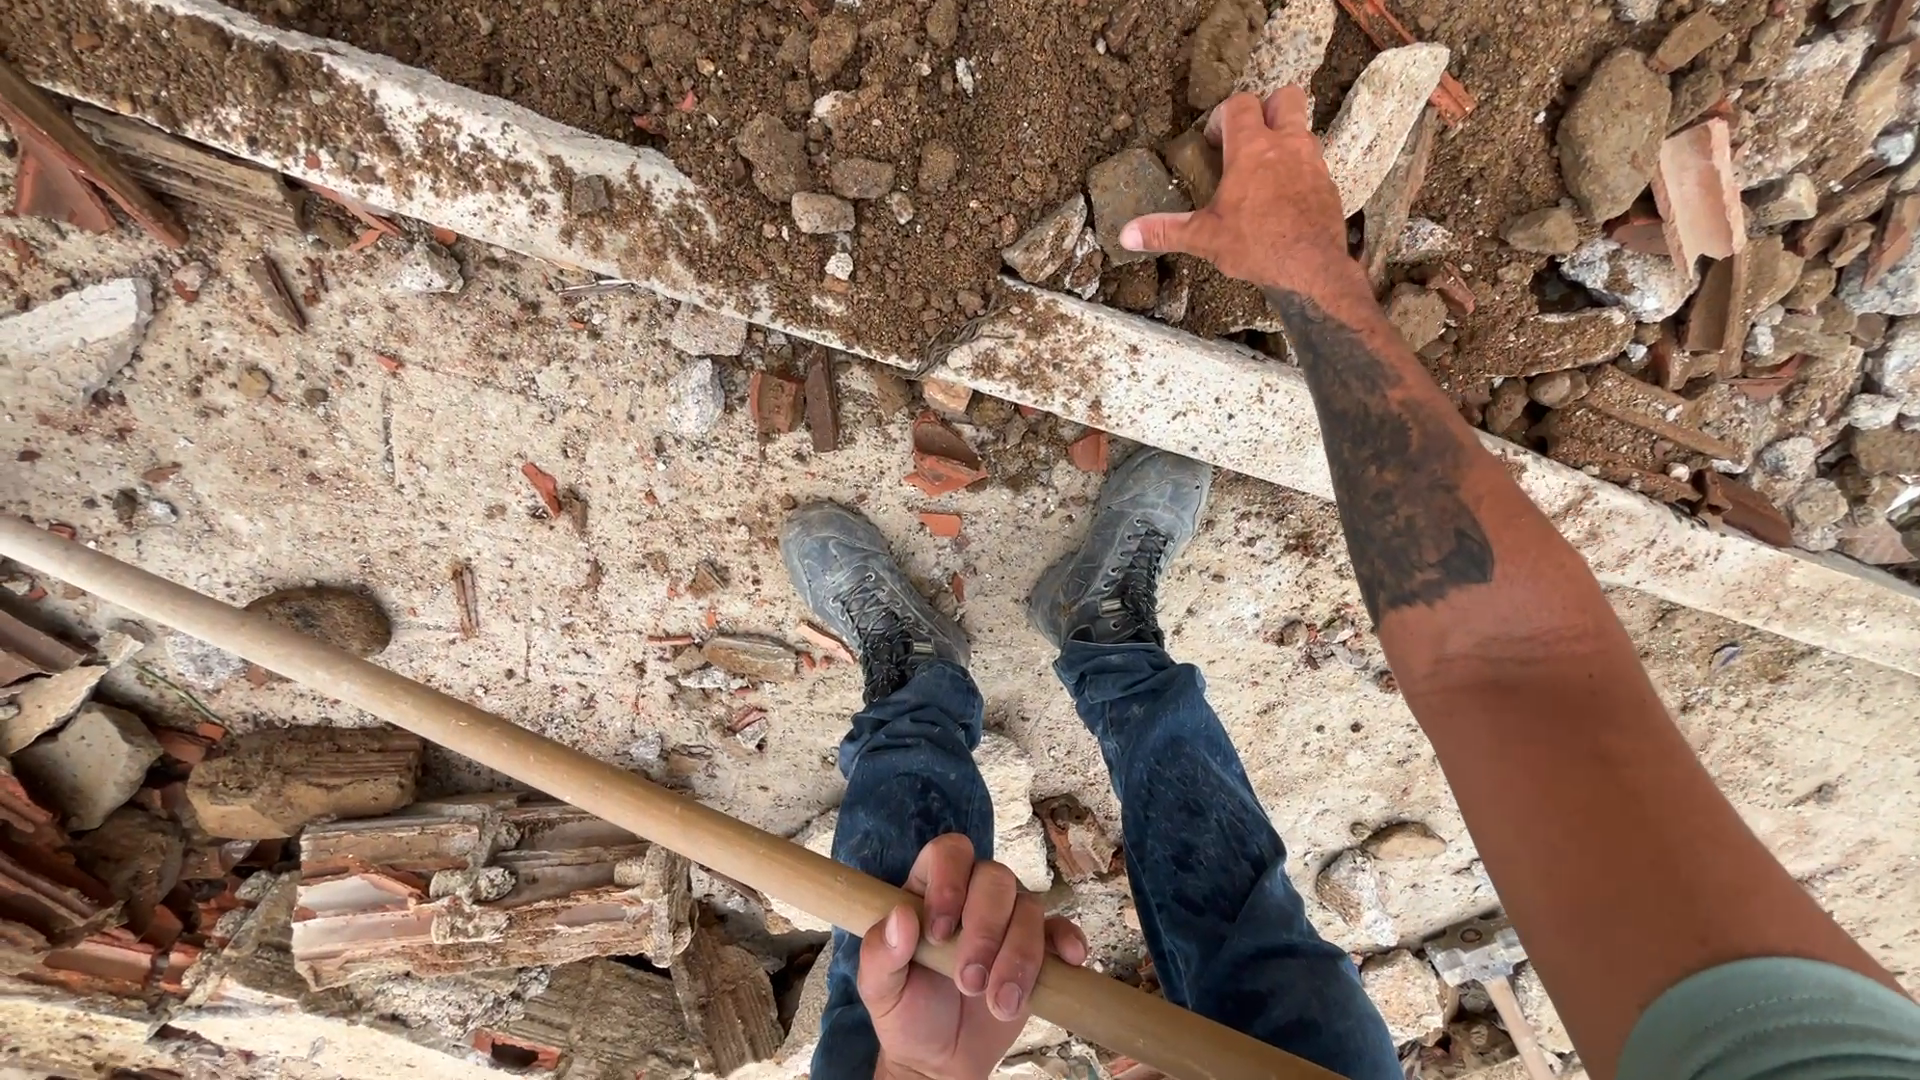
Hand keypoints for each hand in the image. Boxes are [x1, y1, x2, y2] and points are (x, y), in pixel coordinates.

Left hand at [860, 834, 1088, 1079]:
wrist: (941, 1059)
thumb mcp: (879, 988)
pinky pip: (1060, 929)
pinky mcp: (1040, 947)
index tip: (939, 932)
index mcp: (932, 888)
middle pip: (995, 877)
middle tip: (968, 982)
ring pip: (1028, 907)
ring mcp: (1009, 918)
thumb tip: (901, 918)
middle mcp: (974, 893)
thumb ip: (881, 952)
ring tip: (999, 1003)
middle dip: (985, 930)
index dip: (949, 882)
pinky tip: (1066, 960)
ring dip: (1018, 955)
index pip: (948, 853)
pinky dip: (1067, 940)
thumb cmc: (907, 1011)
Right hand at [1119, 87, 1355, 295]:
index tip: (1214, 142)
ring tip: (1263, 171)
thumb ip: (1167, 230)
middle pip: (1283, 97)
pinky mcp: (1327, 182)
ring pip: (1301, 128)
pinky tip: (1283, 197)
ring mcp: (1312, 160)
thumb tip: (1126, 234)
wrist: (1312, 265)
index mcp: (1252, 150)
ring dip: (1283, 138)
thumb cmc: (1258, 245)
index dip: (1223, 117)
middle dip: (1265, 109)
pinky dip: (1297, 169)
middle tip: (1247, 139)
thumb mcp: (1205, 238)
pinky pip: (1313, 161)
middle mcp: (1286, 144)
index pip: (1239, 105)